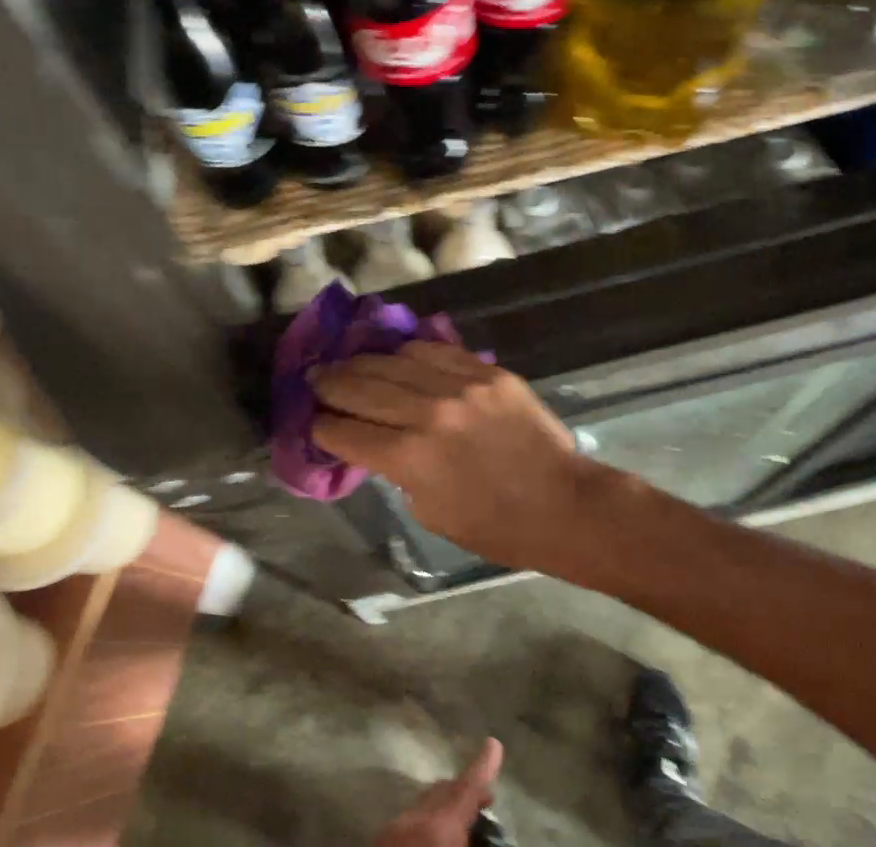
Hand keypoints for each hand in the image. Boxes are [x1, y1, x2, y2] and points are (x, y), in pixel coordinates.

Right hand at [311, 342, 598, 569]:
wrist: (561, 504)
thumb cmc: (492, 525)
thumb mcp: (428, 511)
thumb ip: (396, 472)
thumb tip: (375, 444)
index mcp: (409, 458)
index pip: (345, 432)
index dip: (321, 428)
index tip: (313, 423)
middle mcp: (428, 414)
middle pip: (360, 387)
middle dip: (330, 386)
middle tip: (315, 382)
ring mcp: (460, 387)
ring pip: (393, 360)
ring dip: (362, 363)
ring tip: (348, 364)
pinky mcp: (487, 372)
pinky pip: (435, 350)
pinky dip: (408, 352)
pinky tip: (396, 357)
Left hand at [374, 738, 503, 846]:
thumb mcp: (457, 842)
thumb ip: (475, 839)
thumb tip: (480, 829)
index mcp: (438, 827)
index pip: (467, 786)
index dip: (484, 765)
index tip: (493, 742)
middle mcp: (412, 819)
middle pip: (444, 790)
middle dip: (465, 790)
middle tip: (486, 802)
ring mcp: (391, 828)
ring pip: (424, 804)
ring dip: (446, 807)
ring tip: (463, 825)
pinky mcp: (379, 838)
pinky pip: (410, 820)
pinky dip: (427, 821)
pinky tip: (434, 838)